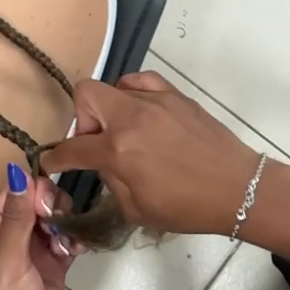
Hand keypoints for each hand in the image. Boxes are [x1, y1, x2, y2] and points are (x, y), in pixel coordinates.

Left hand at [0, 164, 75, 289]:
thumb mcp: (7, 262)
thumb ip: (18, 215)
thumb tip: (16, 168)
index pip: (13, 191)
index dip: (34, 192)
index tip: (50, 208)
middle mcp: (4, 235)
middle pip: (36, 200)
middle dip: (54, 208)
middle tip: (60, 228)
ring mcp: (29, 250)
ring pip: (54, 217)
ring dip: (66, 224)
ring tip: (68, 244)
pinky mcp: (50, 265)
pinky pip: (66, 237)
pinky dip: (74, 240)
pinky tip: (77, 250)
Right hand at [42, 72, 266, 236]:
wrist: (236, 188)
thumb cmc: (187, 207)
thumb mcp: (137, 208)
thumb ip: (112, 180)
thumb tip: (105, 163)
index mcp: (119, 151)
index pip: (73, 149)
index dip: (56, 158)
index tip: (52, 162)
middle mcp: (132, 118)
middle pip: (86, 94)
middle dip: (82, 119)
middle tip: (96, 142)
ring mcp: (156, 101)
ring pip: (115, 85)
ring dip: (110, 108)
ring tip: (123, 130)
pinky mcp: (176, 96)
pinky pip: (143, 81)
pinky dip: (134, 92)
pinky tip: (141, 112)